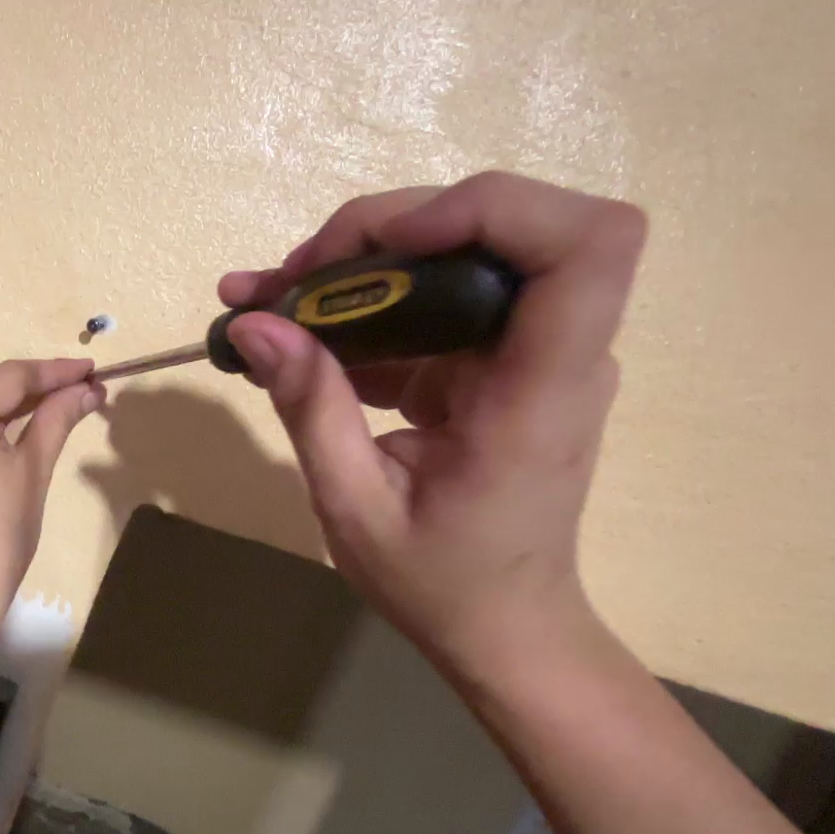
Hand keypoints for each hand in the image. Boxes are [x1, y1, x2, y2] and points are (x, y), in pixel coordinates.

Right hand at [220, 172, 646, 670]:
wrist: (499, 625)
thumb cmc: (438, 583)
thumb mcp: (354, 506)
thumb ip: (311, 410)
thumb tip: (253, 326)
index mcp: (539, 391)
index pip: (581, 245)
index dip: (488, 209)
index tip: (385, 243)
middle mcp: (548, 354)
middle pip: (497, 231)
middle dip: (382, 236)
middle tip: (286, 278)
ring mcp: (520, 355)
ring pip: (451, 262)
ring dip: (356, 270)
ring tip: (267, 299)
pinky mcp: (486, 366)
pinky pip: (425, 311)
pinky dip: (356, 313)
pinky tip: (290, 335)